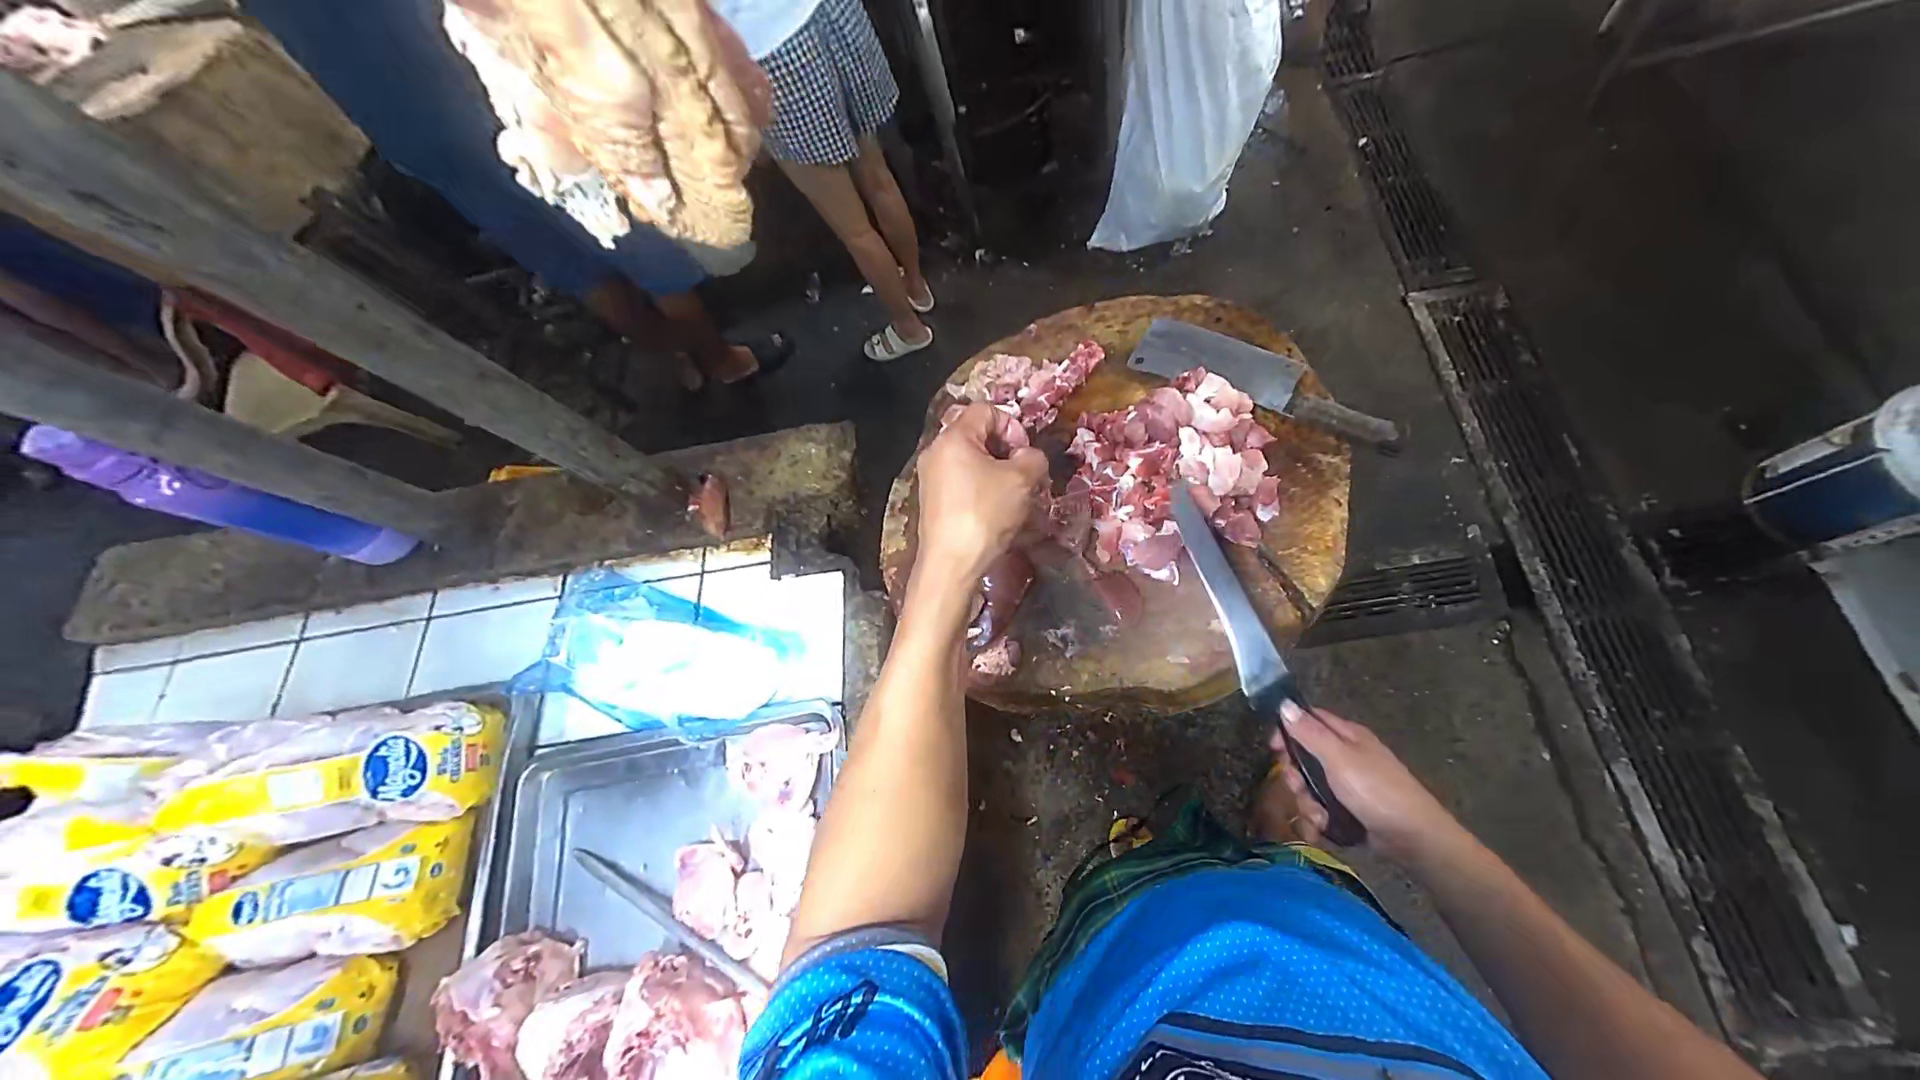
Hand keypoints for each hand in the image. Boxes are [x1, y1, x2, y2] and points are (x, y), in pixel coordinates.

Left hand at [916, 404, 1047, 585]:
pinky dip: (982, 488)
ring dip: (996, 471)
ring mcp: (931, 477)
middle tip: (1023, 474)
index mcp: (953, 438)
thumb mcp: (1021, 481)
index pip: (986, 410)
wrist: (951, 563)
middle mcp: (936, 452)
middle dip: (1006, 450)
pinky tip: (996, 511)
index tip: (1024, 453)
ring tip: (1014, 495)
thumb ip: (1033, 458)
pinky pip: (962, 481)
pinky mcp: (933, 501)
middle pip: (976, 434)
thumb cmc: (984, 514)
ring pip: (970, 460)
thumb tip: (1030, 457)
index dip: (1012, 425)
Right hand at [1271, 701, 1465, 862]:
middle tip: (1298, 786)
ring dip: (1306, 802)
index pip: (1308, 720)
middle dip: (1296, 775)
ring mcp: (1348, 784)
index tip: (1273, 747)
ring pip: (1309, 785)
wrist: (1415, 840)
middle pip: (1303, 756)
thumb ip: (1310, 732)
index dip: (1287, 729)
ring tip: (1318, 816)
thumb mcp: (1339, 758)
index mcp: (1347, 736)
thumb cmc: (1377, 791)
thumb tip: (1284, 703)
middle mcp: (1346, 756)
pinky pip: (1321, 807)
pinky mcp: (1349, 809)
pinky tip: (1322, 828)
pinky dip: (1318, 818)